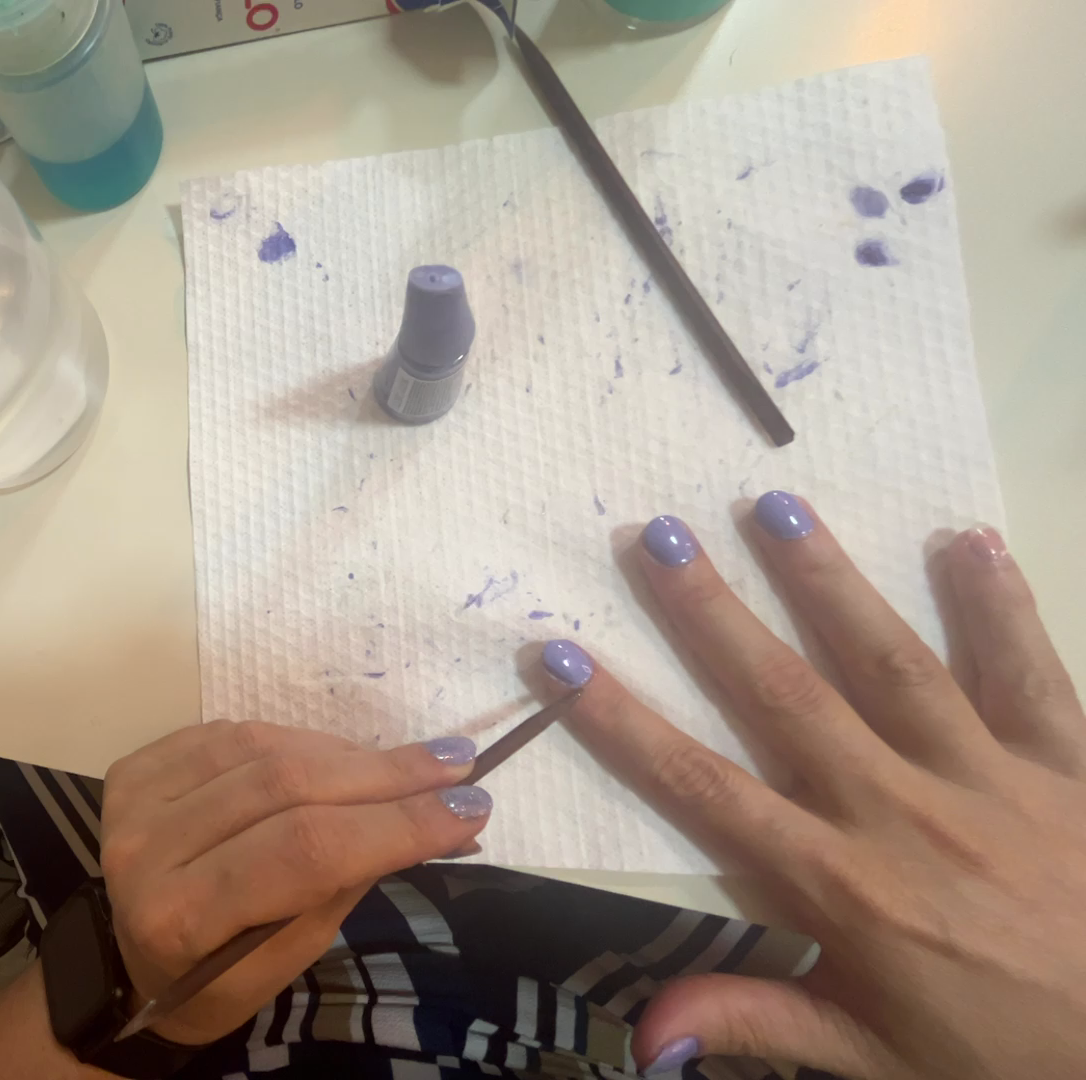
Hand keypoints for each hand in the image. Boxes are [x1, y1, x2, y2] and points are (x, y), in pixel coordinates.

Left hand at [98, 720, 492, 1045]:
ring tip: (405, 762)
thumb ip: (342, 883)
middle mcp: (146, 845)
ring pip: (257, 746)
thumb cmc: (212, 979)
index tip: (470, 806)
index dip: (394, 822)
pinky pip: (227, 732)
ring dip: (343, 750)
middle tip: (454, 764)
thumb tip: (431, 816)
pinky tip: (335, 752)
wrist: (126, 954)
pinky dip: (291, 738)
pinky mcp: (133, 765)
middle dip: (382, 773)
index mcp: (179, 915)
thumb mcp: (285, 958)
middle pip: (282, 785)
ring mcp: (133, 796)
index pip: (304, 851)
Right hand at [546, 493, 1085, 1077]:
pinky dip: (999, 608)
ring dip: (826, 580)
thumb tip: (639, 1035)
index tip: (558, 657)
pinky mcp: (1085, 770)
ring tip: (773, 504)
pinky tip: (963, 541)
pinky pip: (1037, 678)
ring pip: (892, 663)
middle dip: (709, 611)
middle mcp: (899, 815)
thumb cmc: (1018, 1062)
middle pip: (782, 694)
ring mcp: (997, 783)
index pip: (696, 784)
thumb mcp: (877, 1061)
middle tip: (657, 534)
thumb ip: (754, 1021)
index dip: (618, 719)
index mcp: (838, 885)